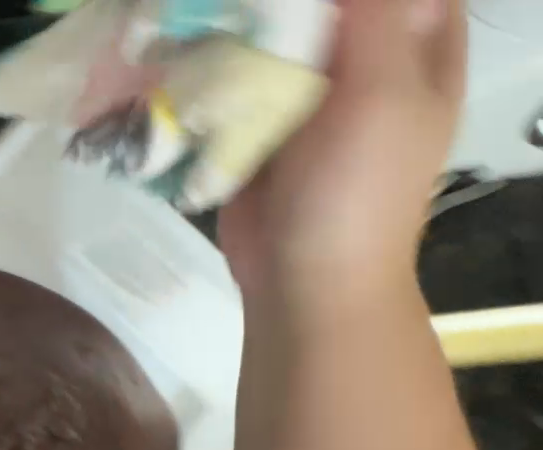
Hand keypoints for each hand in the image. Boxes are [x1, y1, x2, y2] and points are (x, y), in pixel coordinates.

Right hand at [219, 0, 467, 297]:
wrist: (301, 278)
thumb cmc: (357, 191)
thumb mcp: (383, 94)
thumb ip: (372, 22)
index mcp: (413, 50)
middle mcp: (359, 71)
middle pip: (322, 14)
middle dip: (278, 11)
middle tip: (228, 8)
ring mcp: (301, 109)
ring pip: (270, 54)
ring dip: (235, 46)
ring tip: (195, 35)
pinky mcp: (251, 142)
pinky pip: (230, 103)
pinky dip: (207, 91)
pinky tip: (181, 80)